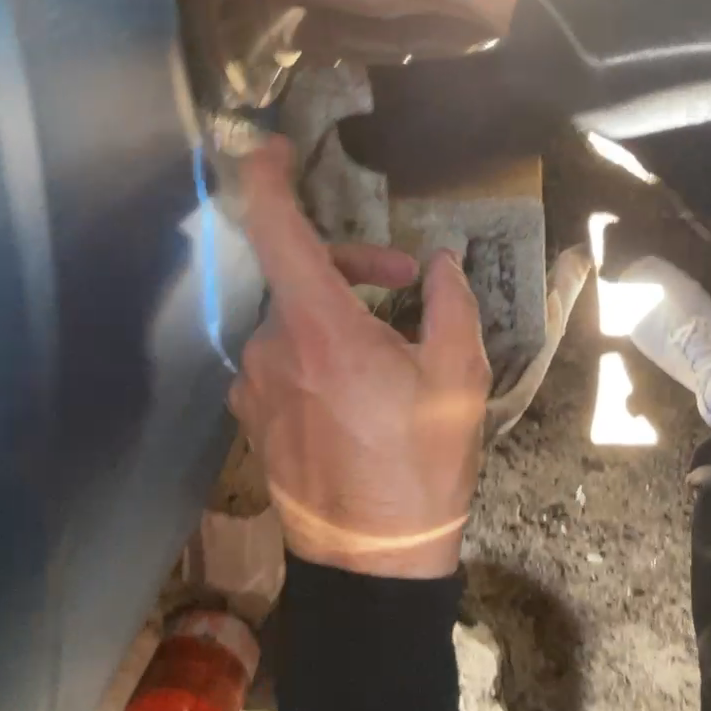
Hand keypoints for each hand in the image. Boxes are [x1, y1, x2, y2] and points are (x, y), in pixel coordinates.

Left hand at [231, 136, 491, 578]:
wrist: (373, 562)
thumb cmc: (421, 465)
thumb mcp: (459, 378)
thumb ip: (451, 303)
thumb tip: (444, 260)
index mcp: (319, 329)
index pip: (275, 232)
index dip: (267, 179)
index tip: (272, 147)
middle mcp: (271, 348)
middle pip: (300, 273)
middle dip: (354, 263)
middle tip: (408, 280)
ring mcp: (253, 386)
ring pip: (292, 316)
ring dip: (337, 309)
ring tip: (389, 340)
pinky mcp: (252, 415)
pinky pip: (281, 354)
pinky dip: (315, 345)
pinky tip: (353, 381)